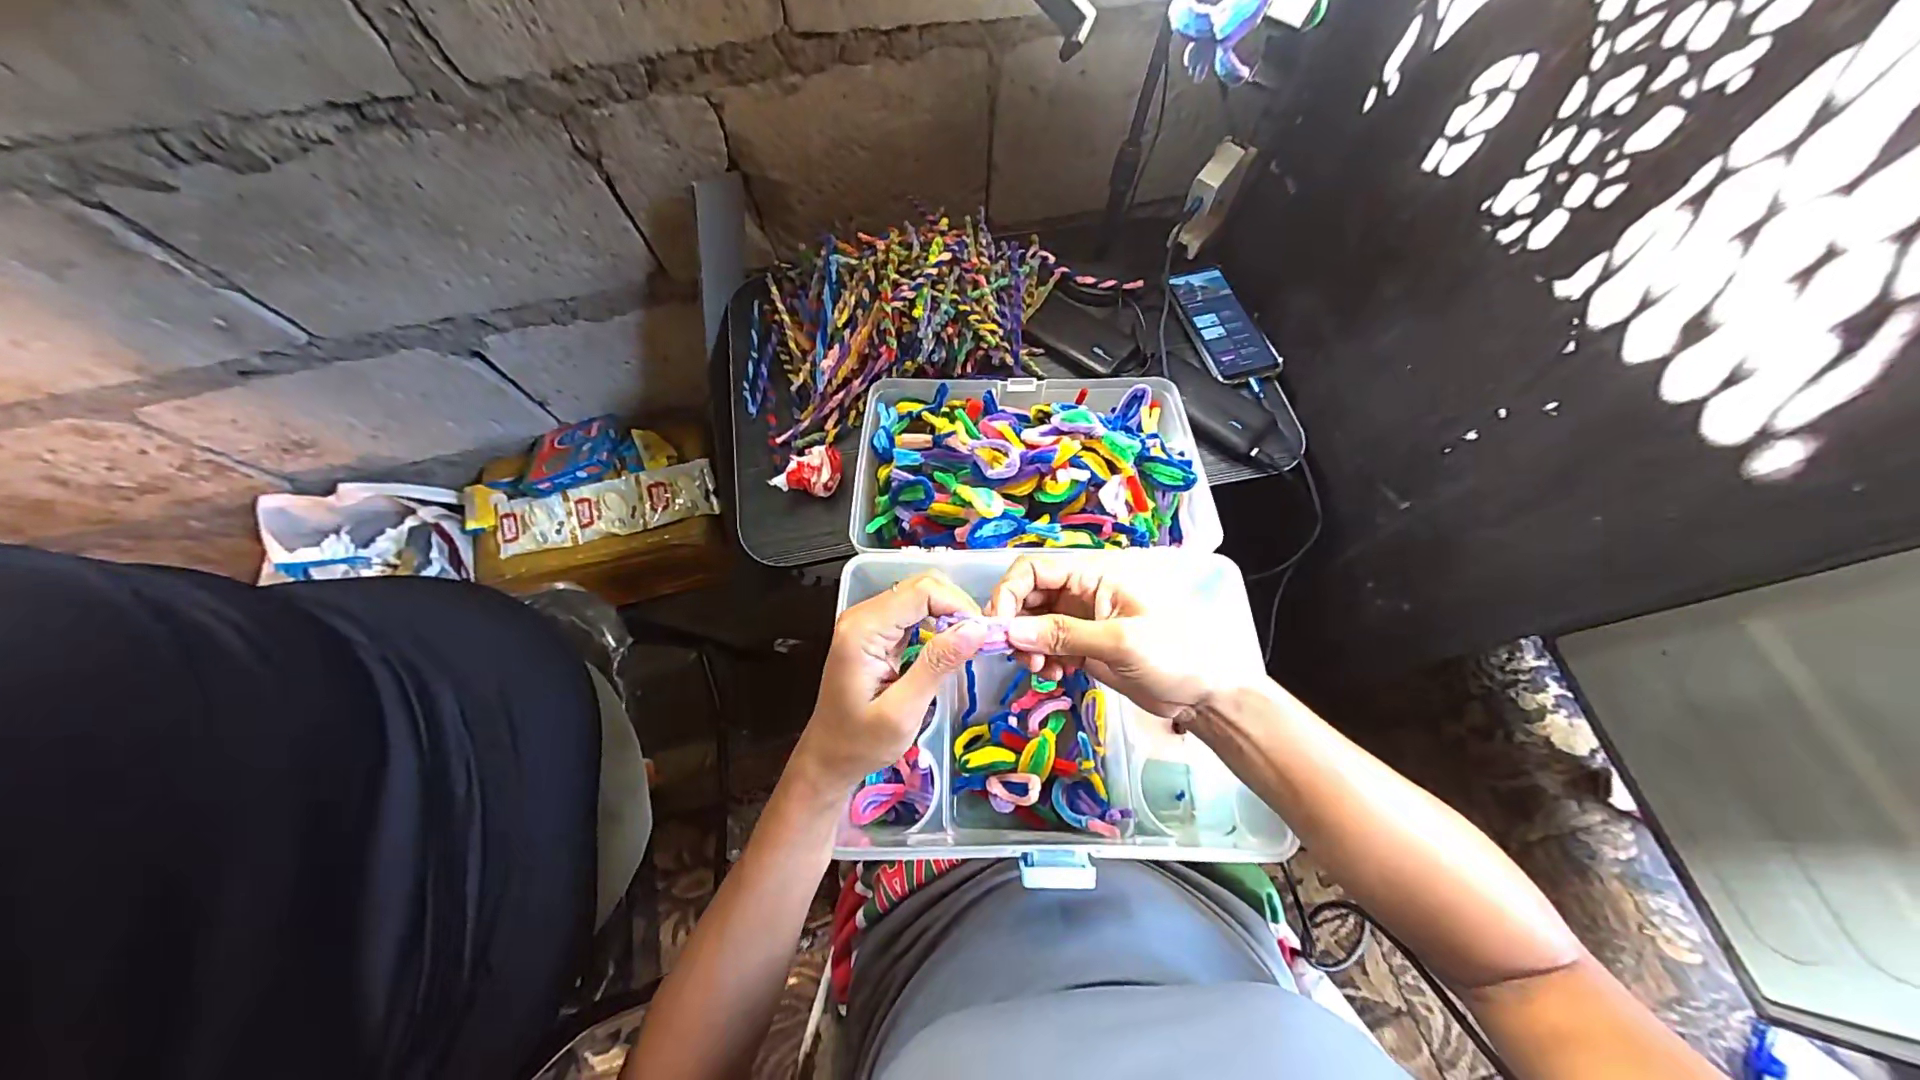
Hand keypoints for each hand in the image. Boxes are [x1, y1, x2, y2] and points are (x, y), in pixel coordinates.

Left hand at [794, 571, 988, 791]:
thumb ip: (937, 665)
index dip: (958, 605)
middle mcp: (862, 616)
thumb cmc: (860, 743)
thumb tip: (976, 629)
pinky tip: (949, 647)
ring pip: (920, 595)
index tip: (982, 635)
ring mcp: (867, 622)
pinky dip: (937, 623)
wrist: (829, 759)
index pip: (921, 591)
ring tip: (968, 645)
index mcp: (863, 629)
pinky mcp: (875, 632)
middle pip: (921, 586)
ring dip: (949, 614)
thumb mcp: (903, 711)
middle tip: (978, 641)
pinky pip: (913, 613)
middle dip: (956, 607)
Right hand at [986, 555, 1250, 719]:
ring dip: (1026, 646)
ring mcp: (1078, 623)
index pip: (1034, 570)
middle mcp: (1079, 595)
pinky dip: (1040, 660)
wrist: (1201, 695)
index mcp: (1092, 578)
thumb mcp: (1119, 642)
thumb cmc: (1173, 655)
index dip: (1009, 592)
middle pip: (1027, 597)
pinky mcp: (1080, 649)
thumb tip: (1011, 631)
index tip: (1000, 626)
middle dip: (1015, 624)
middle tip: (1020, 655)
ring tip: (1040, 669)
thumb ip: (1064, 634)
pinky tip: (1053, 675)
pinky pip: (1045, 648)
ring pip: (1031, 625)